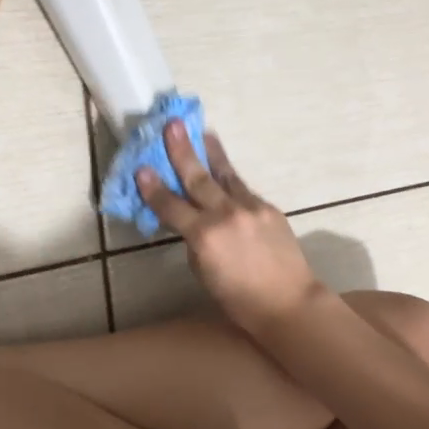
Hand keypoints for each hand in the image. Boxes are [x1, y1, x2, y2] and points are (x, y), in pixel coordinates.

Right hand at [138, 122, 325, 335]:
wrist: (288, 302)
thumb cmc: (239, 300)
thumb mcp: (204, 274)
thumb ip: (195, 244)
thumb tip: (193, 225)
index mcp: (204, 236)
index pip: (171, 207)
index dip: (154, 189)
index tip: (141, 169)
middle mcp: (226, 215)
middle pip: (198, 179)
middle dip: (182, 151)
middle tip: (171, 125)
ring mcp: (250, 208)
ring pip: (225, 175)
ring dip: (212, 154)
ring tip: (202, 132)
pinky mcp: (268, 209)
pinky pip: (243, 190)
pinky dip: (230, 179)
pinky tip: (224, 172)